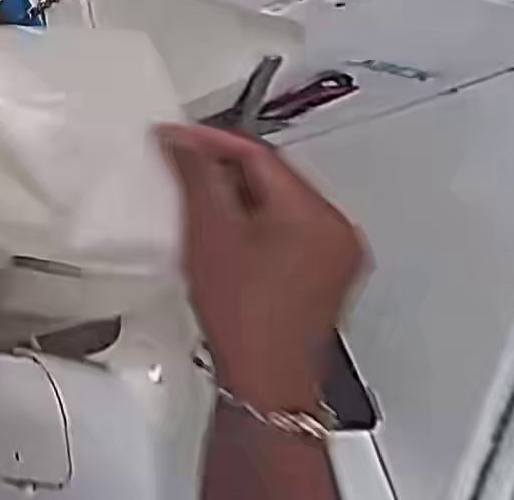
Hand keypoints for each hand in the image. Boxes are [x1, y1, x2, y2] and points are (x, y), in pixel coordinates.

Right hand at [159, 123, 365, 409]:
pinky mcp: (321, 270)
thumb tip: (181, 141)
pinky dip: (248, 214)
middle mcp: (334, 230)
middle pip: (268, 174)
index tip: (179, 135)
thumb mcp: (207, 229)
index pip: (258, 154)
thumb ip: (193, 174)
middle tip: (182, 158)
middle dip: (221, 164)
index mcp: (316, 216)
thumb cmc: (244, 317)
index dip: (211, 140)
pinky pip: (281, 222)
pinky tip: (219, 223)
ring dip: (232, 189)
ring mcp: (332, 253)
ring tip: (194, 192)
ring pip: (273, 197)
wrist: (262, 378)